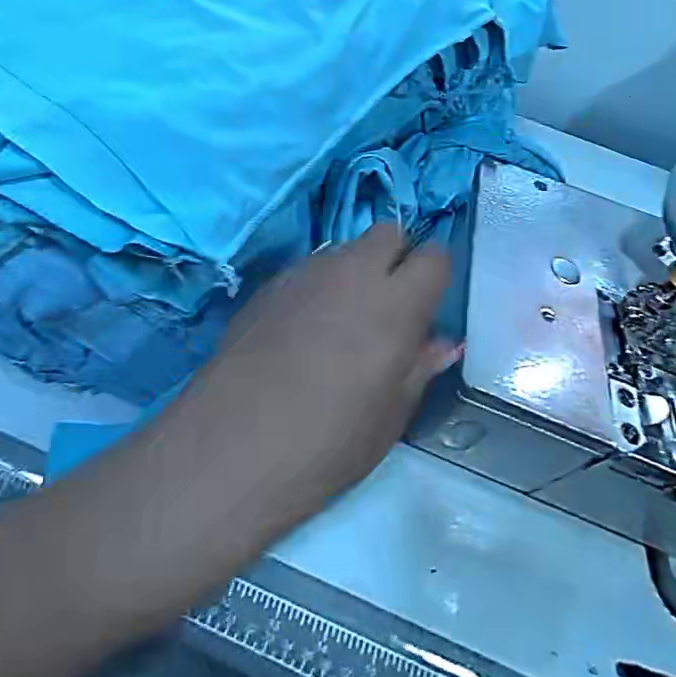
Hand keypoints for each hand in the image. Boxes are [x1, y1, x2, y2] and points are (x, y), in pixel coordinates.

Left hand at [161, 225, 457, 521]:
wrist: (234, 443)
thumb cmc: (330, 441)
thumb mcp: (391, 414)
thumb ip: (420, 366)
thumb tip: (441, 342)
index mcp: (397, 302)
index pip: (434, 257)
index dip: (434, 277)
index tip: (426, 306)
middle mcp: (354, 271)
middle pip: (388, 233)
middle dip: (395, 258)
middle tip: (387, 305)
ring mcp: (306, 272)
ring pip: (345, 249)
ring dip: (353, 271)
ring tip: (339, 321)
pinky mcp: (268, 283)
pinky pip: (307, 268)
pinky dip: (316, 287)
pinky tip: (299, 330)